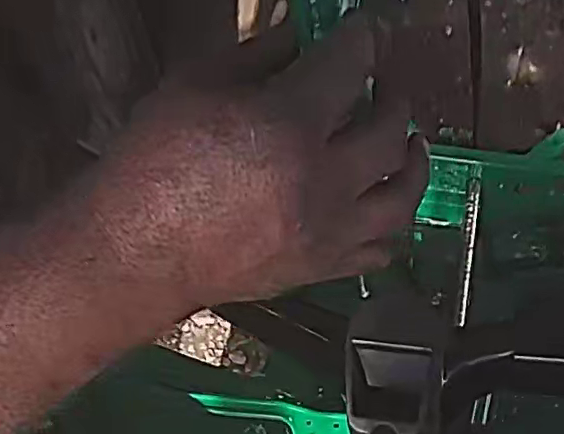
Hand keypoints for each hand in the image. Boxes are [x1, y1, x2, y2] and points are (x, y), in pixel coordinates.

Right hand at [78, 13, 430, 311]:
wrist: (148, 250)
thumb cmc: (158, 169)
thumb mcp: (197, 86)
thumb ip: (258, 56)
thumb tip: (296, 41)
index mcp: (291, 126)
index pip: (351, 67)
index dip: (364, 40)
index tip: (367, 34)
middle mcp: (324, 182)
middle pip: (391, 135)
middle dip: (397, 100)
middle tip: (390, 90)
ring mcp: (330, 232)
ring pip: (402, 201)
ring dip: (415, 169)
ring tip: (411, 150)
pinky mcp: (325, 268)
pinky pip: (380, 253)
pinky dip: (392, 230)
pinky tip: (387, 214)